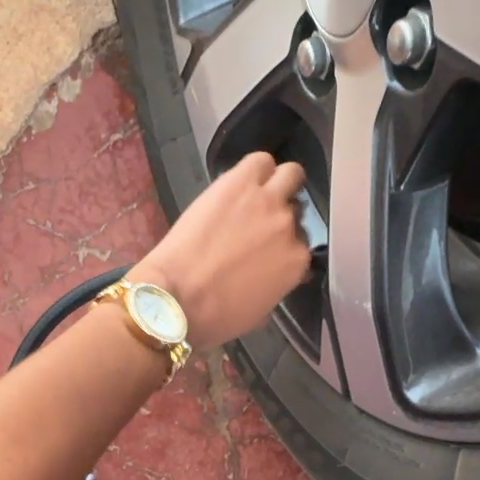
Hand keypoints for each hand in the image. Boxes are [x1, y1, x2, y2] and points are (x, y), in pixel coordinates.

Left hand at [129, 152, 309, 350]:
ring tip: (259, 192)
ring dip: (279, 183)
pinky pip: (260, 160)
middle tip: (261, 221)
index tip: (271, 250)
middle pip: (297, 210)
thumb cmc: (214, 318)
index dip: (285, 246)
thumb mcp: (258, 314)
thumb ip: (276, 289)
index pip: (302, 247)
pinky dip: (257, 168)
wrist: (176, 299)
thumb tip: (275, 279)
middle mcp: (289, 228)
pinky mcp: (240, 182)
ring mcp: (268, 201)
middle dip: (283, 215)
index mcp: (296, 264)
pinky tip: (244, 179)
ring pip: (290, 175)